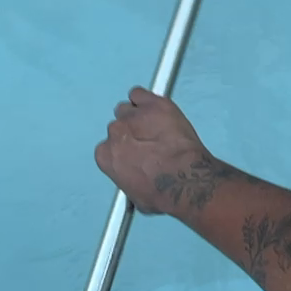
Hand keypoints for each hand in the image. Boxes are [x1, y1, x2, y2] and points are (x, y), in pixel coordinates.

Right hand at [94, 88, 229, 216]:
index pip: (109, 146)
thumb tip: (136, 181)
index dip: (124, 149)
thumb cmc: (162, 192)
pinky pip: (140, 93)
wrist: (185, 179)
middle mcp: (115, 133)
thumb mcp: (136, 197)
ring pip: (129, 108)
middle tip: (150, 142)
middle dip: (131, 133)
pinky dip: (146, 99)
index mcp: (106, 156)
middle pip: (118, 126)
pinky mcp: (154, 104)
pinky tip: (157, 109)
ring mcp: (134, 115)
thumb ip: (128, 180)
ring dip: (139, 116)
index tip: (135, 153)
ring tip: (156, 126)